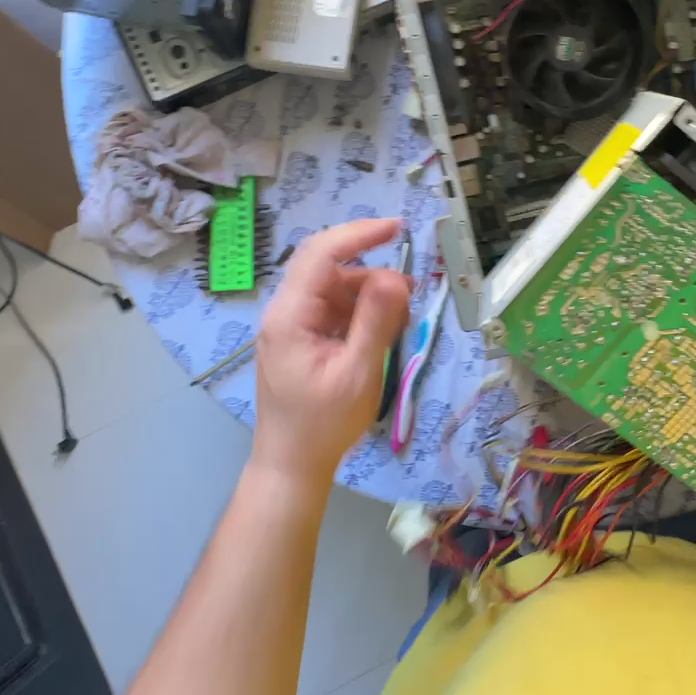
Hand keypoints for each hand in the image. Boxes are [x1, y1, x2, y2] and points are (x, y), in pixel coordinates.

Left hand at [251, 219, 411, 483]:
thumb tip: (396, 277)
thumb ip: (376, 321)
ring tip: (403, 317)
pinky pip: (334, 309)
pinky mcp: (303, 339)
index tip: (396, 228)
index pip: (320, 254)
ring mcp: (293, 325)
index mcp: (290, 315)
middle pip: (327, 266)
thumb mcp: (357, 373)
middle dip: (371, 267)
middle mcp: (286, 311)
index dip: (358, 234)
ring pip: (334, 288)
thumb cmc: (323, 424)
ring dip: (369, 293)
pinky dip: (361, 312)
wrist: (292, 466)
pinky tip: (384, 329)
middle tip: (409, 288)